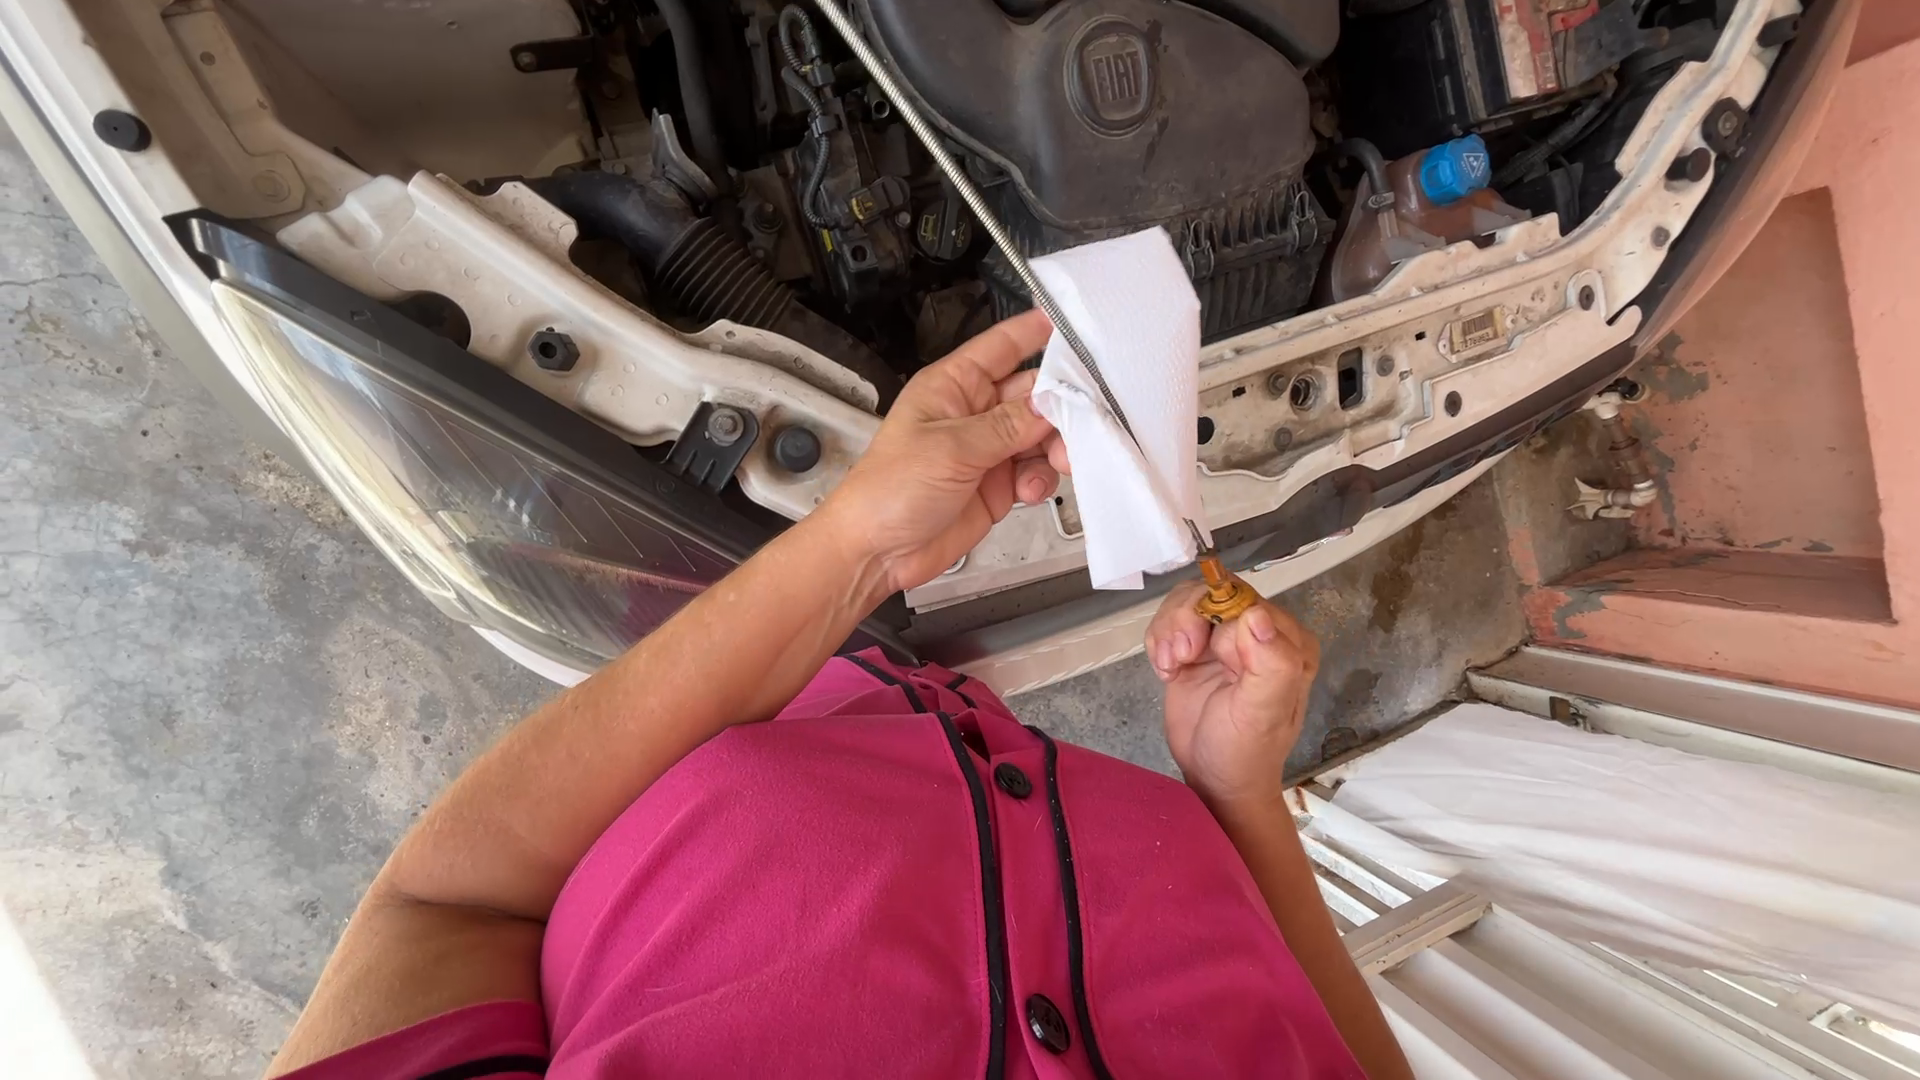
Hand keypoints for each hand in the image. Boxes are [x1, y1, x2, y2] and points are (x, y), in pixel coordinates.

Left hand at [817, 310, 1068, 593]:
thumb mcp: (951, 448)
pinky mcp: (998, 486)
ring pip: (1041, 435)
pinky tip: (1030, 491)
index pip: (1000, 347)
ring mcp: (988, 451)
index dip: (1034, 333)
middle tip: (1081, 421)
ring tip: (1059, 461)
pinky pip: (1036, 472)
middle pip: (1032, 394)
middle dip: (1059, 406)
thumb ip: (1007, 425)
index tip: (1073, 326)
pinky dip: (1042, 479)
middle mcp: (974, 414)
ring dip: (1056, 446)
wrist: (878, 551)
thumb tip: (1051, 403)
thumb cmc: (890, 489)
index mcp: (953, 386)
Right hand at [1147, 582, 1319, 806]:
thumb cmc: (1244, 751)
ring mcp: (1224, 638)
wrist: (1212, 779)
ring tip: (1171, 667)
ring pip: (1186, 600)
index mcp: (1288, 642)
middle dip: (1183, 621)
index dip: (1213, 618)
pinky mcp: (1195, 647)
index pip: (1243, 599)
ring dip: (1168, 631)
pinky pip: (1168, 619)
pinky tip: (1166, 671)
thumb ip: (1270, 665)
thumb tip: (1257, 615)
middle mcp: (1259, 632)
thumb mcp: (1261, 714)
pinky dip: (1158, 641)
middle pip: (1210, 591)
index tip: (1196, 652)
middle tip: (1179, 659)